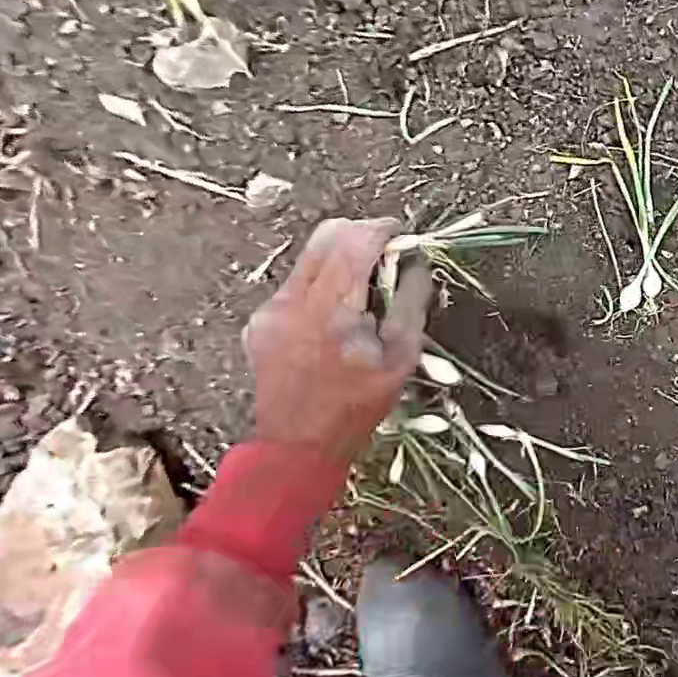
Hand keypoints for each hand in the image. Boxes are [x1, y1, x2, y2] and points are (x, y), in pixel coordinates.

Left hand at [245, 219, 430, 460]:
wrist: (297, 446)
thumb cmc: (358, 403)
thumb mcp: (402, 355)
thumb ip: (410, 302)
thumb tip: (417, 264)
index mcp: (331, 310)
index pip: (355, 242)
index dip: (384, 230)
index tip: (405, 236)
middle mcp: (292, 302)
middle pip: (327, 236)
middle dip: (363, 235)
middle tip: (390, 254)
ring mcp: (270, 310)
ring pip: (310, 255)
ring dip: (344, 256)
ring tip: (370, 285)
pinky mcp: (261, 320)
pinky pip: (297, 280)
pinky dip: (326, 279)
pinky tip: (343, 308)